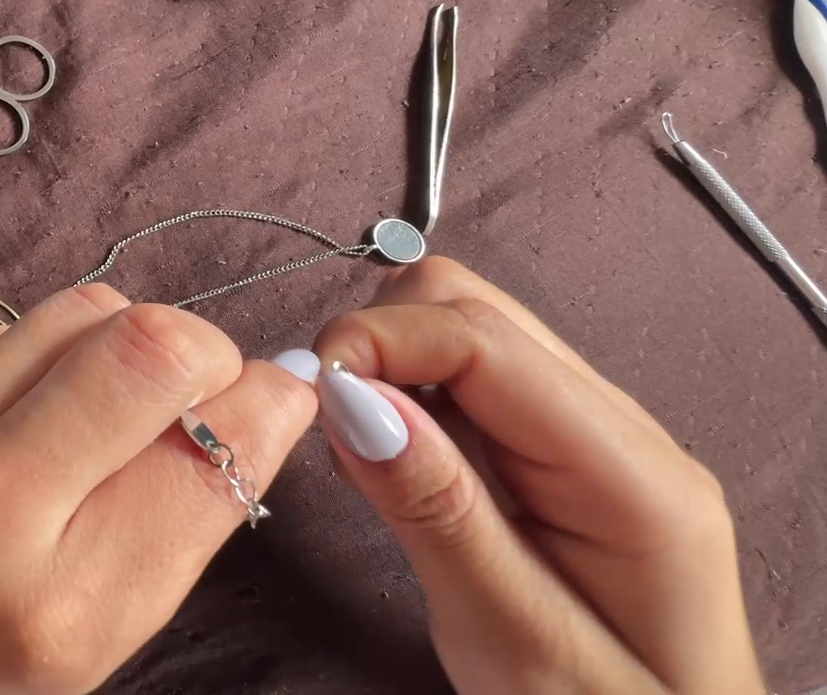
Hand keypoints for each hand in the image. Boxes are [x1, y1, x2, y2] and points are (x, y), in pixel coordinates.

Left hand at [0, 286, 316, 693]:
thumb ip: (181, 519)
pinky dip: (58, 347)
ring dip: (128, 338)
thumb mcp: (93, 630)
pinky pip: (26, 319)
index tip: (278, 392)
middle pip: (143, 345)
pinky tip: (30, 401)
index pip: (201, 461)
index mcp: (52, 602)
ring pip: (88, 308)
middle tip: (200, 381)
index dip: (263, 408)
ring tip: (105, 398)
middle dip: (202, 348)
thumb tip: (270, 392)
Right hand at [312, 257, 761, 693]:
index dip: (377, 338)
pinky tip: (390, 452)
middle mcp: (612, 424)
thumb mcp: (509, 637)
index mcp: (629, 474)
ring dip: (382, 359)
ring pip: (453, 319)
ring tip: (365, 447)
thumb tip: (348, 393)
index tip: (311, 391)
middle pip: (468, 303)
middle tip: (338, 424)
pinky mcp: (538, 437)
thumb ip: (434, 509)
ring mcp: (578, 424)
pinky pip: (449, 367)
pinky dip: (394, 384)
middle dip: (377, 338)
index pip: (482, 338)